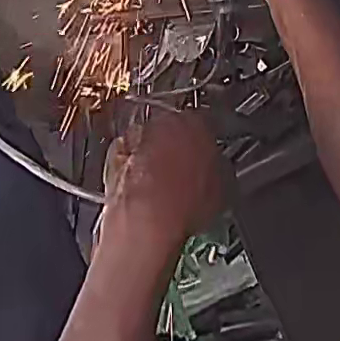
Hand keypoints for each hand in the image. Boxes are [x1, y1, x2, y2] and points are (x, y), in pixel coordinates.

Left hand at [103, 108, 223, 243]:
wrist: (145, 220)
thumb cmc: (184, 202)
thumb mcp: (224, 188)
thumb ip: (222, 168)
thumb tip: (221, 172)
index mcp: (196, 121)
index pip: (207, 121)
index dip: (209, 138)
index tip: (211, 150)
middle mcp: (165, 121)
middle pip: (176, 126)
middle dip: (181, 144)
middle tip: (188, 170)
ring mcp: (138, 136)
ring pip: (151, 139)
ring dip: (156, 154)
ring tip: (165, 184)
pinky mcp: (115, 154)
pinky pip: (129, 155)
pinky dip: (134, 166)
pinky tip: (143, 190)